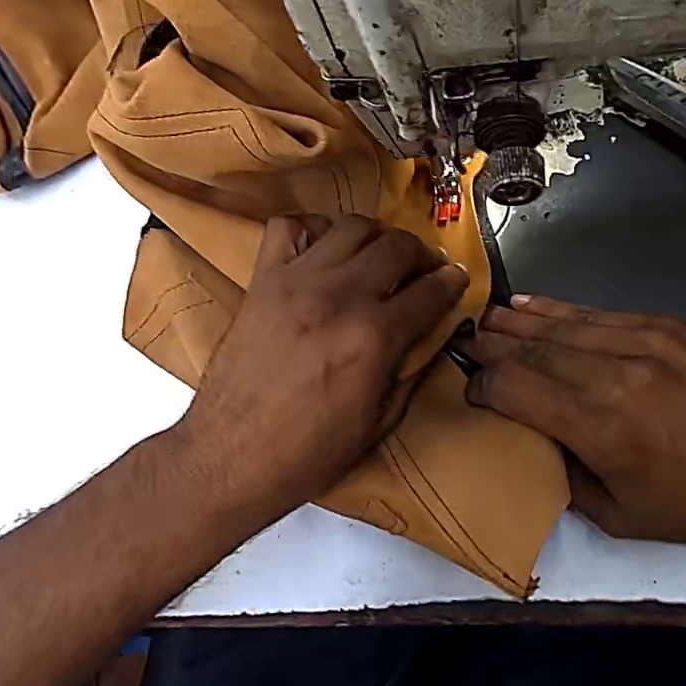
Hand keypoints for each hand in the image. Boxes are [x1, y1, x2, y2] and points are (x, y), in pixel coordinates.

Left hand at [174, 214, 469, 526]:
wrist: (228, 459)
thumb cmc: (305, 453)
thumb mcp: (378, 423)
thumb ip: (410, 370)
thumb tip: (429, 336)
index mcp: (373, 338)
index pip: (430, 291)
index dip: (452, 282)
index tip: (456, 279)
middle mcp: (339, 298)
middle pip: (397, 246)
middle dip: (422, 254)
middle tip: (424, 269)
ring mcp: (297, 282)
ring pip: (352, 226)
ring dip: (377, 237)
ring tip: (381, 256)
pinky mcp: (263, 281)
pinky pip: (289, 228)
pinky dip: (314, 228)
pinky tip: (325, 249)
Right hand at [464, 295, 685, 554]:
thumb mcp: (622, 517)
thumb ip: (568, 474)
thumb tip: (541, 437)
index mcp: (602, 429)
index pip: (518, 389)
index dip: (485, 385)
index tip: (472, 387)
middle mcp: (617, 377)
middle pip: (535, 349)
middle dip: (494, 345)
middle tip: (468, 340)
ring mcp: (645, 344)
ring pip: (564, 324)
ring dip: (521, 320)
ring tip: (491, 318)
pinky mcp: (667, 328)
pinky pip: (601, 314)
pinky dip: (563, 311)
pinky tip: (537, 307)